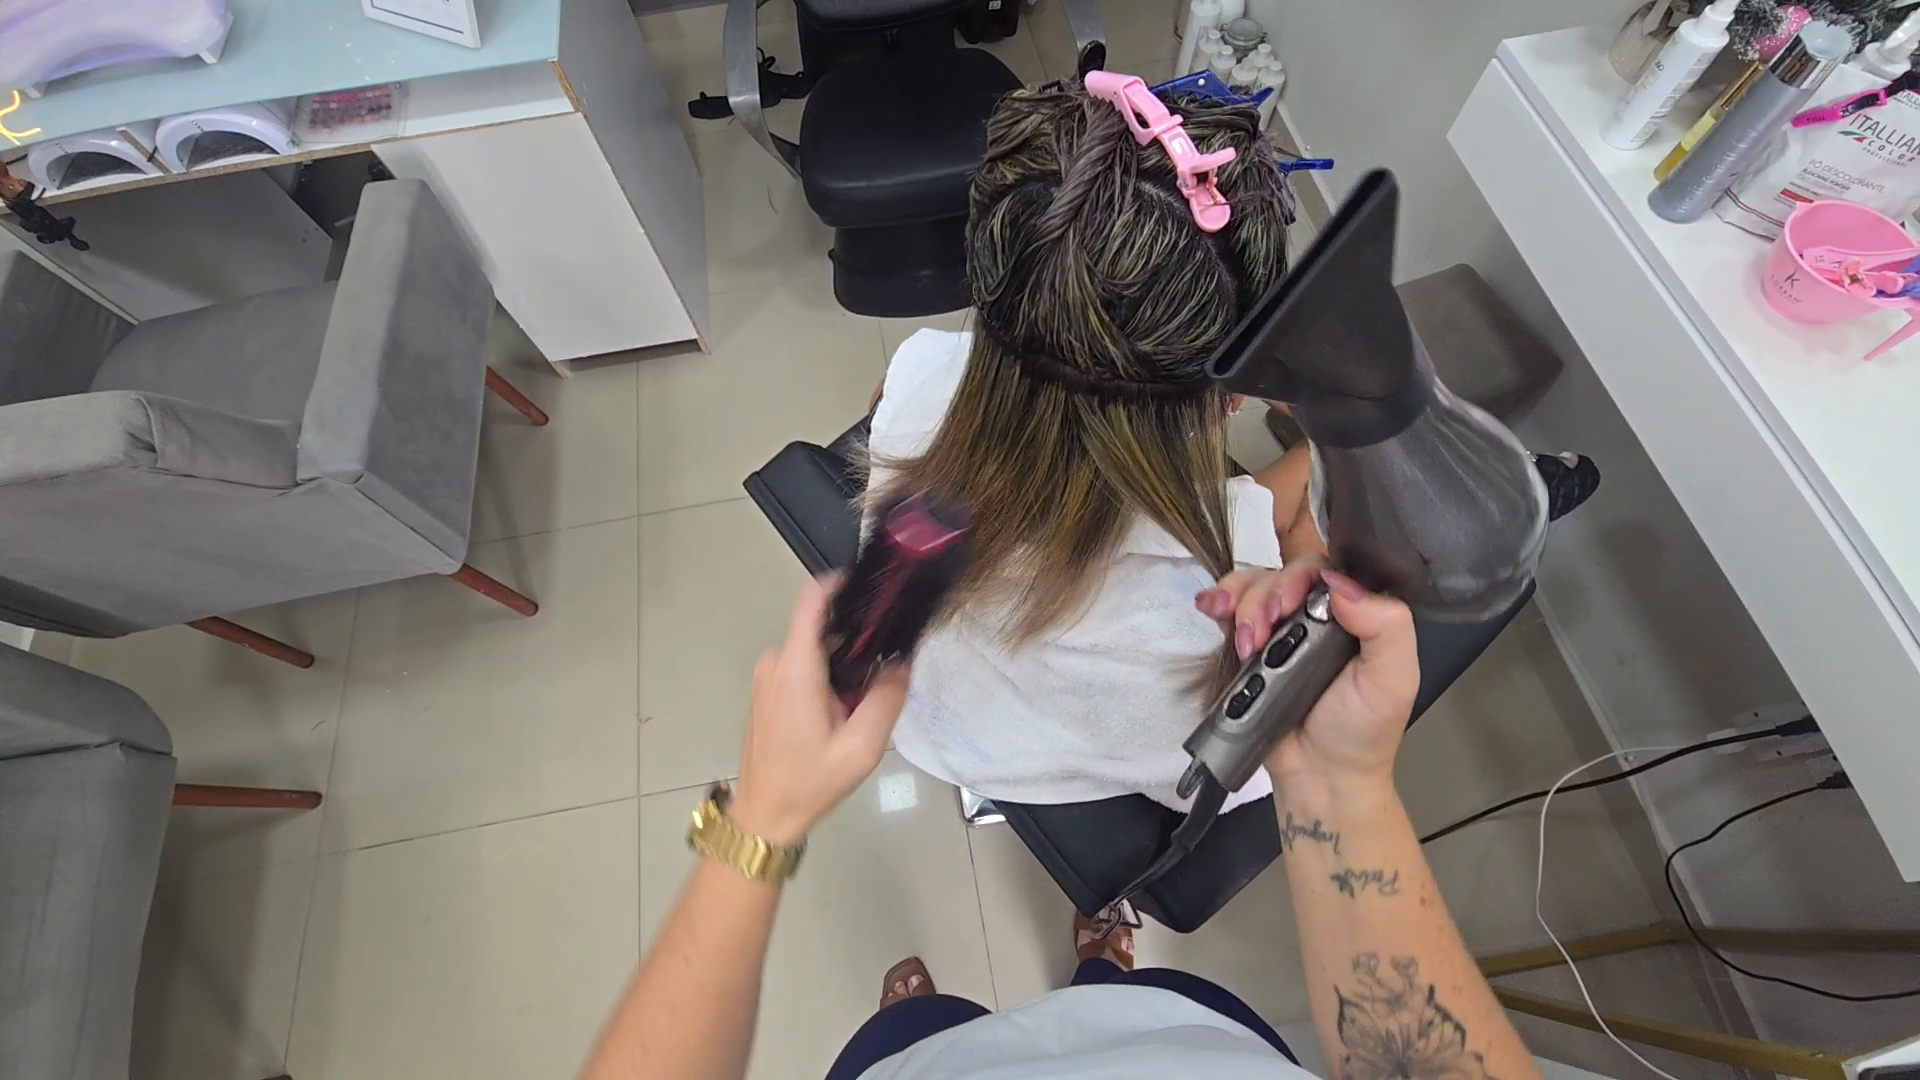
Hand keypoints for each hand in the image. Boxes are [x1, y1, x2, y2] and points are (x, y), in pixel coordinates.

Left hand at [731, 578, 911, 846]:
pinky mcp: (766, 691)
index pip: (811, 601)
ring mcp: (767, 677)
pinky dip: (826, 670)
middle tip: (889, 652)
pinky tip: (847, 700)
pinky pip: (800, 664)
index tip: (871, 585)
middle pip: (819, 625)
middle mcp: (776, 663)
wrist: (763, 817)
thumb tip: (903, 662)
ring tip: (871, 683)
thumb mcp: (861, 747)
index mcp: (796, 669)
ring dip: (842, 658)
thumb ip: (887, 699)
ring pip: (812, 647)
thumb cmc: (810, 781)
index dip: (839, 582)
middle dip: (855, 632)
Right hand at [1196, 563, 1418, 797]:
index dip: (1301, 576)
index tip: (1288, 607)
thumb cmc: (1362, 730)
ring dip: (1239, 604)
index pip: (1327, 569)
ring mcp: (1279, 627)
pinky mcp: (1248, 643)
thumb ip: (1386, 626)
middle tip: (1261, 636)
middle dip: (1265, 597)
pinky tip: (1210, 609)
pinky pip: (1228, 607)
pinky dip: (1217, 602)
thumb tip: (1338, 584)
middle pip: (1282, 573)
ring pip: (1251, 586)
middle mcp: (1316, 613)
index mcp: (1355, 613)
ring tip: (1243, 645)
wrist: (1318, 774)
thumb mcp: (1393, 680)